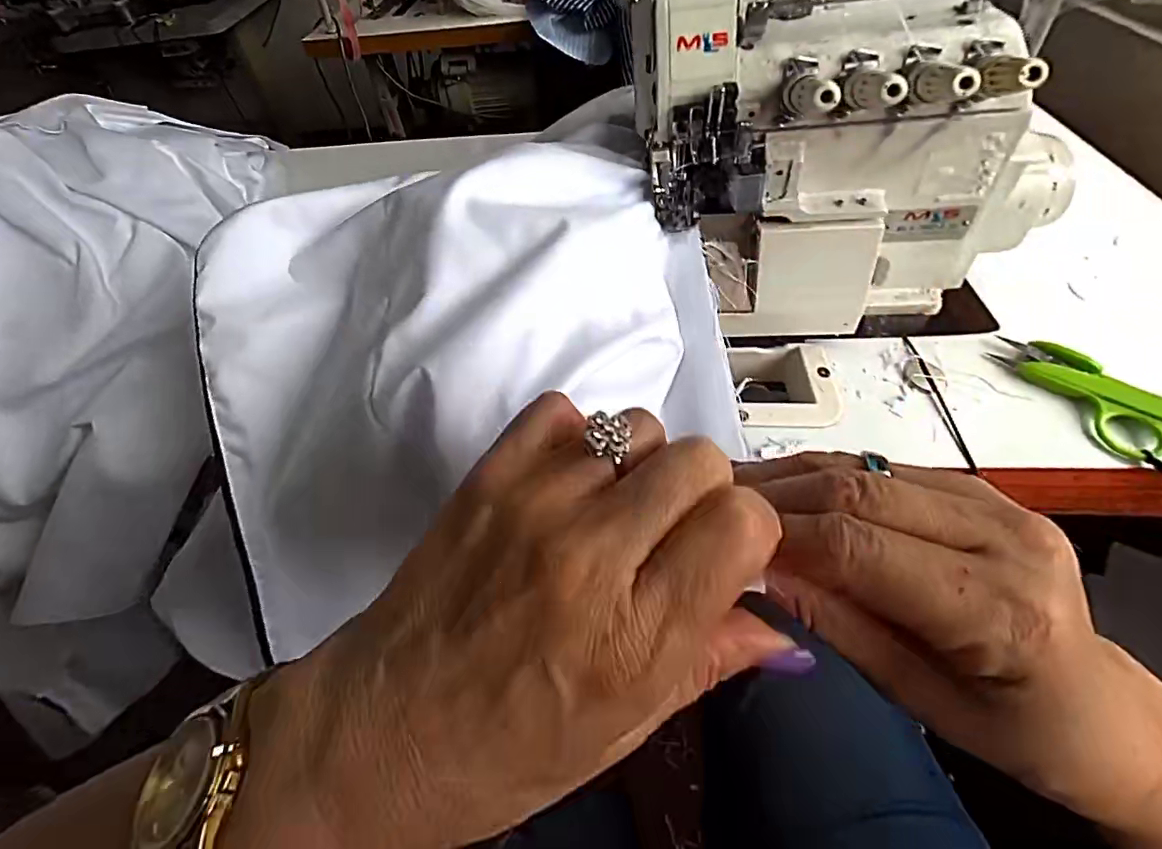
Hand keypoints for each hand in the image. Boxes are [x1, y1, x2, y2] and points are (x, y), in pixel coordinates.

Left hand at [225, 394, 793, 848]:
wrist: (380, 733)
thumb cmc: (507, 751)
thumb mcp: (626, 728)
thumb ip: (710, 660)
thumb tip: (782, 628)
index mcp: (636, 634)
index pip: (742, 521)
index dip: (746, 530)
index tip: (723, 548)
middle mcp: (591, 556)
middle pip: (698, 458)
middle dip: (701, 489)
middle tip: (668, 528)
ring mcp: (535, 505)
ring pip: (637, 426)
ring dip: (641, 463)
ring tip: (613, 507)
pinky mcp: (488, 476)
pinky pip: (563, 410)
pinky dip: (577, 437)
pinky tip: (566, 484)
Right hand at [735, 453, 1161, 825]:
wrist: (1100, 707)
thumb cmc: (1018, 727)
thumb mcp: (921, 699)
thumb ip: (842, 627)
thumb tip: (765, 575)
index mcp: (1001, 610)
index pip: (864, 549)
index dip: (786, 538)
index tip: (727, 542)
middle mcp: (1008, 539)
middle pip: (864, 491)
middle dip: (782, 495)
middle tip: (720, 503)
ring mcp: (1001, 503)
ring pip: (872, 466)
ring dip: (799, 474)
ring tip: (744, 488)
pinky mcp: (984, 488)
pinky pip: (891, 466)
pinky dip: (833, 472)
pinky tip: (794, 483)